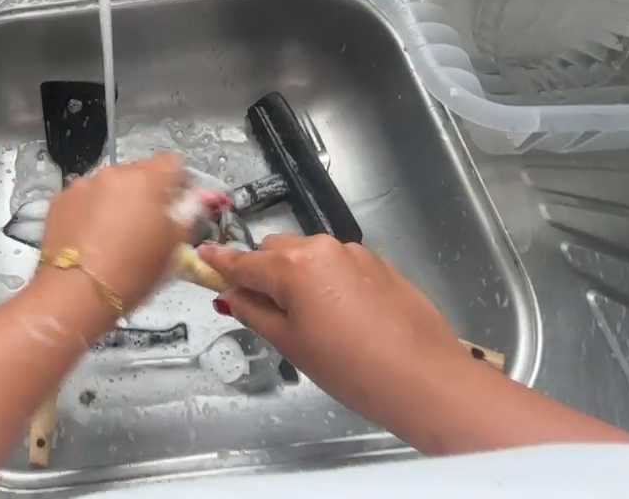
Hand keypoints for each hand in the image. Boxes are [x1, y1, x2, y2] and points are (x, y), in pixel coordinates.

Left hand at [35, 153, 189, 318]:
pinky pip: (84, 198)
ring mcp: (83, 184)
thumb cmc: (132, 272)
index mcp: (147, 179)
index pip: (172, 162)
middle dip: (146, 193)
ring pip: (109, 185)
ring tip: (115, 235)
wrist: (75, 293)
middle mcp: (113, 173)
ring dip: (117, 201)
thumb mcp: (172, 247)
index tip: (178, 204)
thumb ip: (188, 214)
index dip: (179, 181)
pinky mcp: (59, 199)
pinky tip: (90, 238)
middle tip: (147, 225)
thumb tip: (195, 198)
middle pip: (139, 172)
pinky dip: (90, 210)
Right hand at [197, 234, 476, 422]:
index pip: (243, 260)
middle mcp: (320, 247)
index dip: (219, 261)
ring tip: (315, 319)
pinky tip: (345, 316)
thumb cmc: (351, 368)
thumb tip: (231, 295)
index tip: (202, 255)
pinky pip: (338, 263)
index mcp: (292, 266)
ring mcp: (353, 252)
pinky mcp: (379, 263)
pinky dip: (329, 280)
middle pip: (274, 250)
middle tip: (269, 310)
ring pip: (307, 254)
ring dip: (298, 275)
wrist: (426, 380)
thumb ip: (254, 312)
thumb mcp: (291, 345)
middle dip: (265, 272)